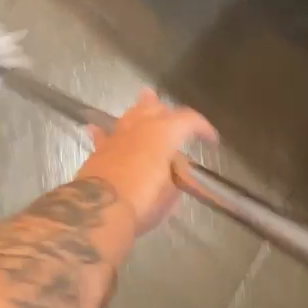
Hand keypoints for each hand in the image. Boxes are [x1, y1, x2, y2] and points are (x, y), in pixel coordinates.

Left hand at [76, 90, 214, 234]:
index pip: (189, 120)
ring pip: (131, 114)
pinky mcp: (99, 149)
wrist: (100, 208)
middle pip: (156, 108)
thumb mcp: (170, 193)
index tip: (211, 139)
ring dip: (141, 110)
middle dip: (169, 112)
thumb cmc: (143, 200)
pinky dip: (106, 131)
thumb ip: (173, 176)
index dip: (203, 127)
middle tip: (178, 122)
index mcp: (164, 133)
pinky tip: (97, 127)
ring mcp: (117, 135)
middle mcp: (140, 127)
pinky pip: (104, 134)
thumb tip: (170, 170)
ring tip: (147, 100)